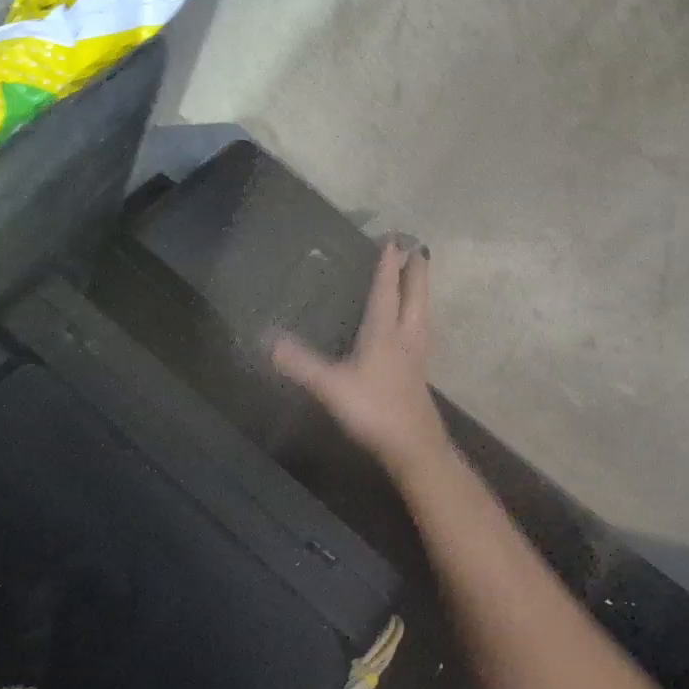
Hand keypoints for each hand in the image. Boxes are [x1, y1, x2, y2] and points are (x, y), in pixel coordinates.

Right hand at [270, 235, 450, 472]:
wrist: (414, 448)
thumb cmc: (373, 411)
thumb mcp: (330, 386)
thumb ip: (299, 363)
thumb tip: (265, 338)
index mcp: (385, 334)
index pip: (386, 292)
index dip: (387, 266)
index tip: (393, 240)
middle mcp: (406, 338)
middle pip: (415, 297)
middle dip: (416, 272)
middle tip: (417, 248)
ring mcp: (417, 357)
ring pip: (423, 315)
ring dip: (422, 293)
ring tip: (420, 279)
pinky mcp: (419, 375)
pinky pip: (421, 334)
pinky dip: (419, 319)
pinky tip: (416, 328)